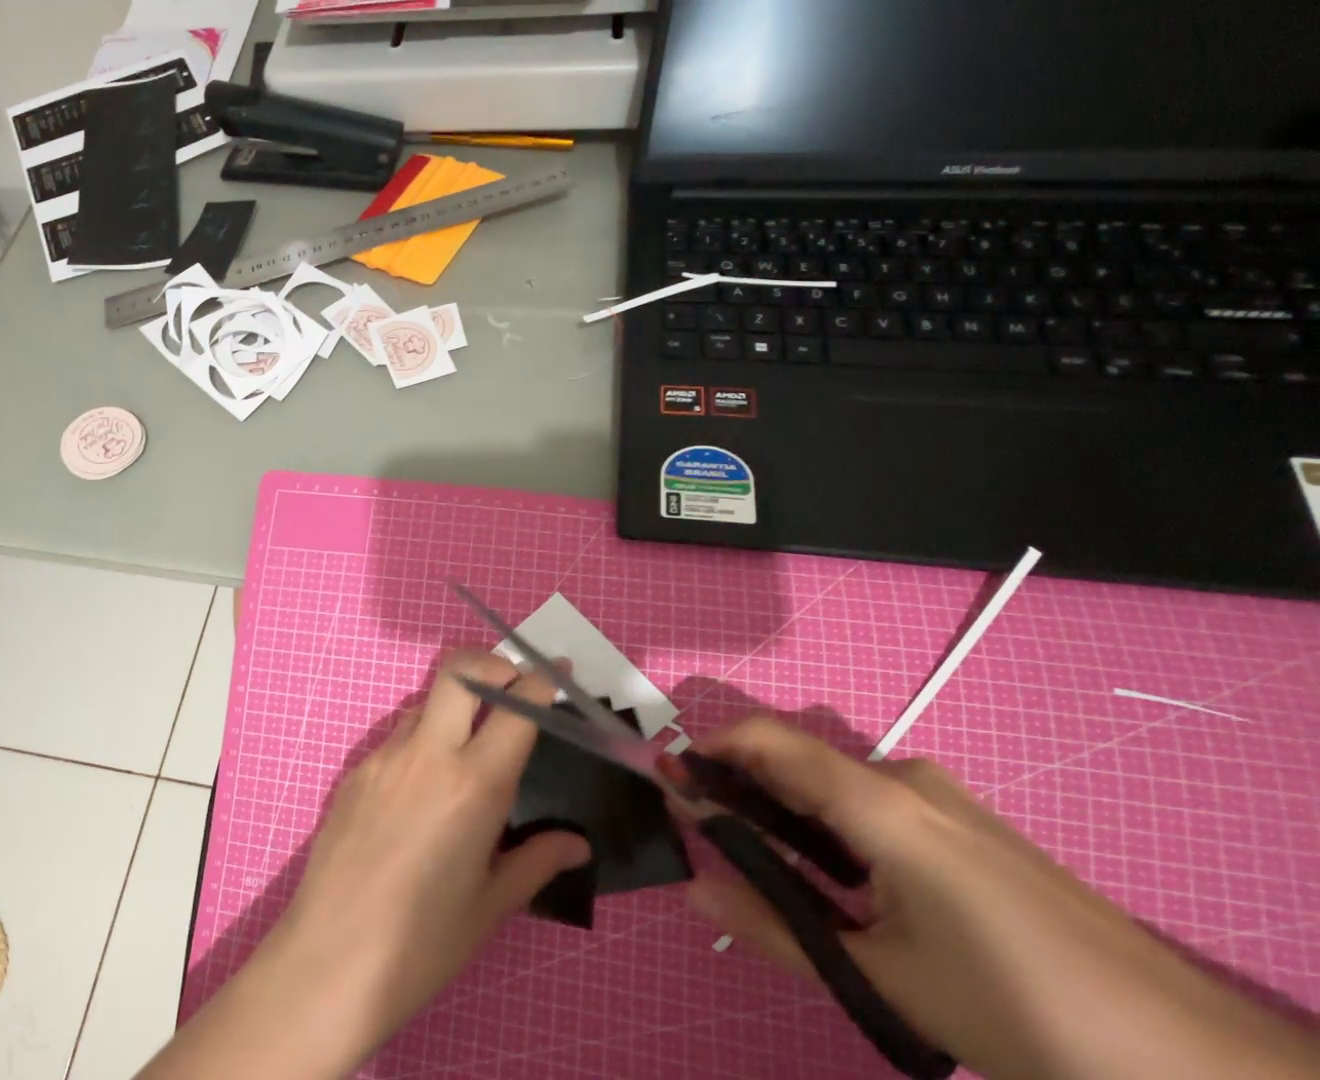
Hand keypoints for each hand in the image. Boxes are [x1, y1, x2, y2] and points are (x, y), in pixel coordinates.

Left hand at [138, 651, 590, 1079]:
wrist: (327, 962)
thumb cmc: (422, 942)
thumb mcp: (491, 905)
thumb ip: (537, 861)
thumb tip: (577, 844)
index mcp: (473, 784)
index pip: (515, 705)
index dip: (541, 681)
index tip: (557, 673)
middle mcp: (426, 755)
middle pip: (458, 670)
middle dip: (492, 664)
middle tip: (514, 689)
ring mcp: (381, 760)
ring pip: (424, 704)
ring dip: (454, 708)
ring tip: (470, 753)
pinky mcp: (352, 776)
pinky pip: (395, 740)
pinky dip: (422, 744)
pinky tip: (425, 795)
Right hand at [665, 719, 1319, 1079]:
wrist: (1180, 1051)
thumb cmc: (1014, 1006)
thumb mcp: (878, 979)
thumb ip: (774, 928)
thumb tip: (692, 888)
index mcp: (883, 805)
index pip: (770, 743)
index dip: (707, 749)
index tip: (663, 780)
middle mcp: (910, 783)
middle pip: (799, 760)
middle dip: (739, 787)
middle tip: (701, 838)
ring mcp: (946, 802)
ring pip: (836, 785)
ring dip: (783, 811)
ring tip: (758, 868)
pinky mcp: (968, 828)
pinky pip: (874, 806)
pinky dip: (828, 826)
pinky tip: (832, 882)